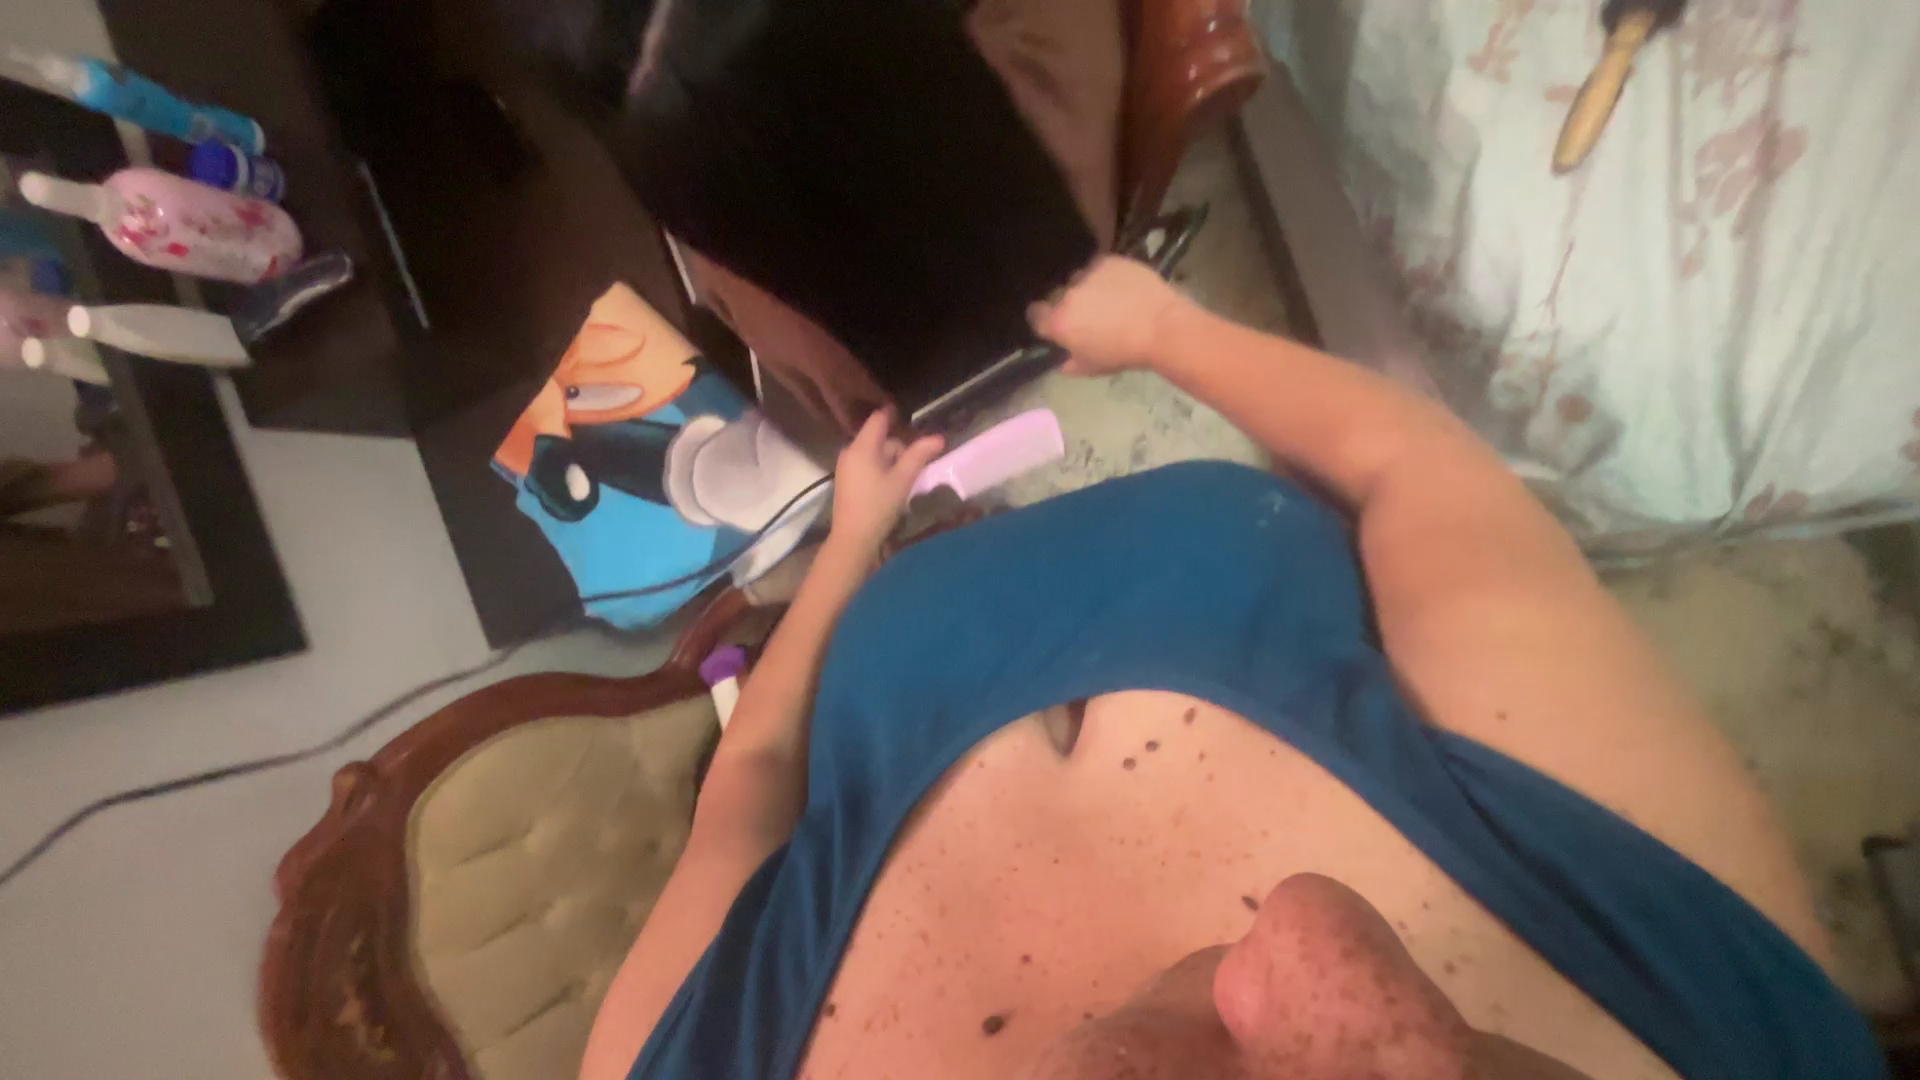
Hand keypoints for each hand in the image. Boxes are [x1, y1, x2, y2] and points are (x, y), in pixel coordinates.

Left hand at [826, 409, 944, 559]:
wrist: (853, 539)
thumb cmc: (878, 506)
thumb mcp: (903, 480)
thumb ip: (919, 455)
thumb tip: (938, 438)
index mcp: (862, 447)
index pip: (879, 418)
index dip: (896, 415)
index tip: (913, 422)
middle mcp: (850, 451)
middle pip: (879, 438)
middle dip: (898, 449)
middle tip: (912, 469)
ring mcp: (846, 467)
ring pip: (874, 454)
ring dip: (891, 462)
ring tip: (902, 483)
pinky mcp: (846, 481)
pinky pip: (866, 465)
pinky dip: (880, 470)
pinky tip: (889, 489)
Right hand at [1026, 256, 1194, 375]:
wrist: (1160, 327)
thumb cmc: (1123, 353)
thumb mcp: (1092, 368)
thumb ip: (1071, 364)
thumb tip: (1062, 361)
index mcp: (1059, 323)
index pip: (1035, 315)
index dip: (1043, 320)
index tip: (1054, 325)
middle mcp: (1067, 295)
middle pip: (1056, 295)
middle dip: (1065, 303)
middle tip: (1085, 314)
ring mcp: (1088, 275)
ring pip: (1077, 279)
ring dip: (1084, 288)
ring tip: (1105, 298)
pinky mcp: (1108, 261)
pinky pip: (1098, 267)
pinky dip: (1104, 276)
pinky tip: (1120, 286)